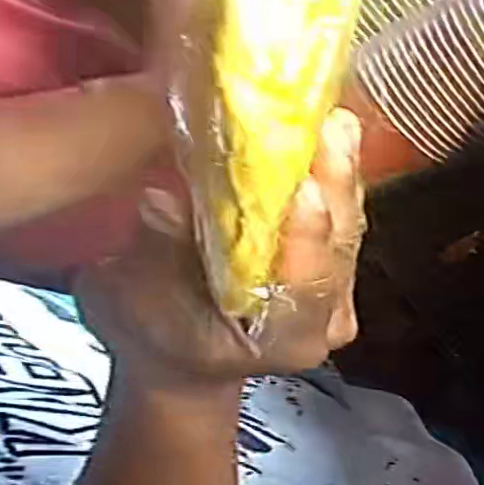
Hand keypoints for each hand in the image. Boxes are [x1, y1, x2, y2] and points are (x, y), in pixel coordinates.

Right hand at [74, 108, 365, 387]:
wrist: (183, 360)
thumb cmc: (152, 338)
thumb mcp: (135, 303)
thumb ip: (158, 256)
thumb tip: (165, 202)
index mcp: (289, 338)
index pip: (307, 283)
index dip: (308, 236)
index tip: (306, 187)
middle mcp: (327, 319)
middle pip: (339, 251)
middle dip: (336, 188)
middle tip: (334, 130)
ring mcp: (336, 297)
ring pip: (347, 235)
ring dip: (343, 178)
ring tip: (340, 124)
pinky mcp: (331, 274)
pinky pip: (340, 227)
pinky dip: (334, 184)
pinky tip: (332, 141)